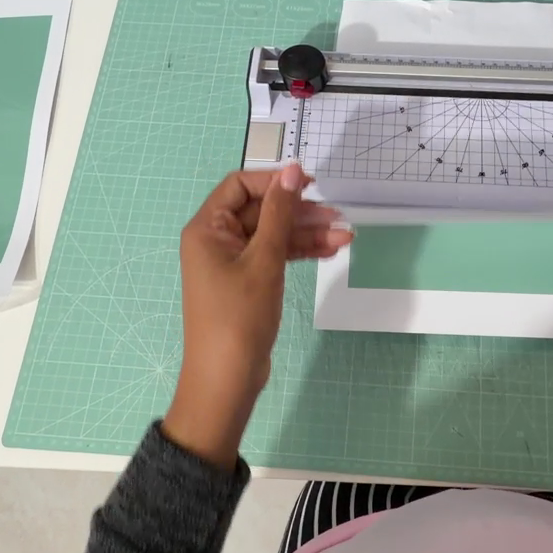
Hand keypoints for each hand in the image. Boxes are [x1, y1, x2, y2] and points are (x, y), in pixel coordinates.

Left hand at [164, 164, 352, 467]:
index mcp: (207, 228)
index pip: (240, 185)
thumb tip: (293, 169)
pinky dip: (300, 251)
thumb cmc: (239, 317)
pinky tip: (331, 249)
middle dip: (300, 211)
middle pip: (261, 209)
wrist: (227, 382)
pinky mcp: (247, 280)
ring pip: (273, 233)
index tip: (311, 184)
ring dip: (307, 232)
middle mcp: (216, 239)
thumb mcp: (264, 260)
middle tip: (336, 214)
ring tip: (345, 236)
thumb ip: (280, 212)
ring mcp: (232, 261)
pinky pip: (275, 254)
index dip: (275, 180)